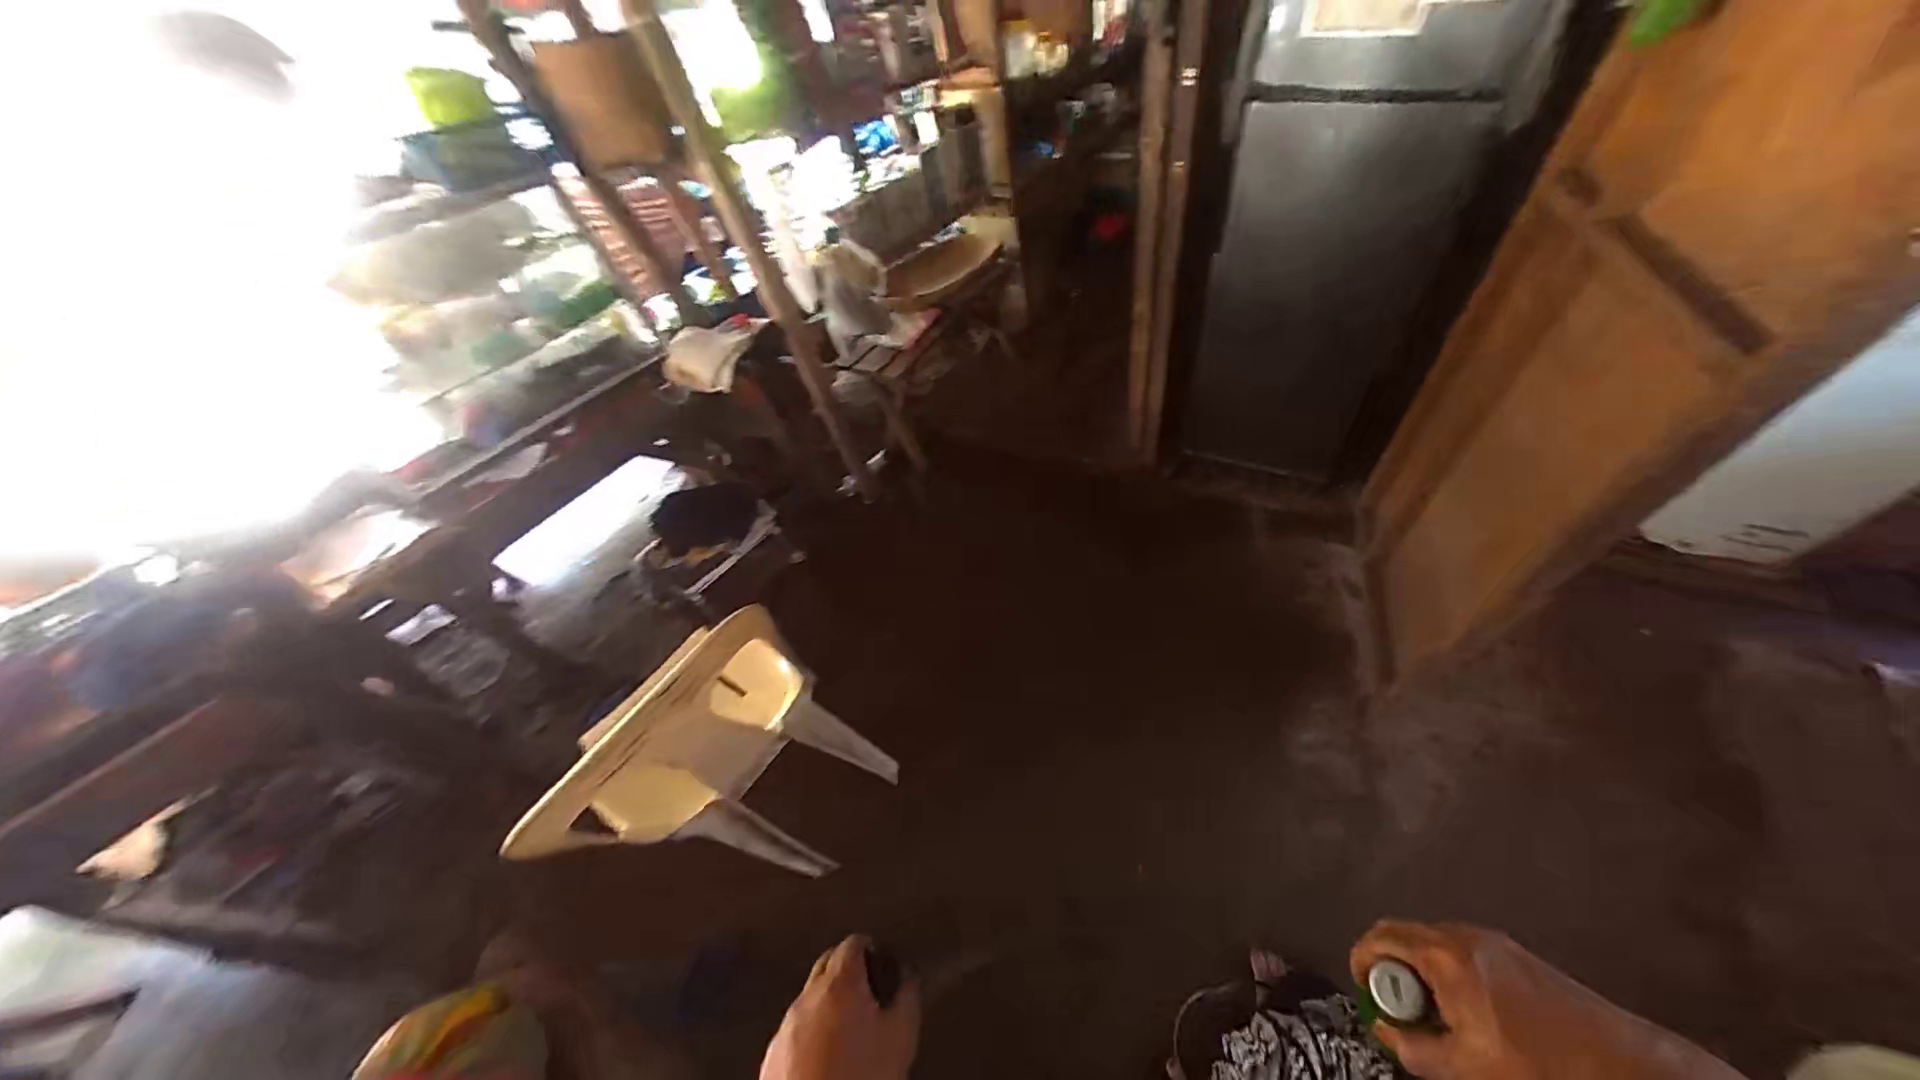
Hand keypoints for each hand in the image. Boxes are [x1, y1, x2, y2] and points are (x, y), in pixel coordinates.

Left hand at [761, 935, 921, 1079]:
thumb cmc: (863, 1077)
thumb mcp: (900, 1037)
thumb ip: (907, 995)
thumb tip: (906, 972)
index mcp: (839, 984)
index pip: (853, 943)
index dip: (871, 949)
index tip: (884, 966)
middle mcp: (807, 996)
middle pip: (827, 964)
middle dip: (849, 970)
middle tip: (870, 995)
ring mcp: (784, 1028)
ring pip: (810, 999)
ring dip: (829, 1003)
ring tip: (850, 1033)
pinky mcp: (770, 1059)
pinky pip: (795, 1030)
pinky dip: (812, 1032)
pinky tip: (826, 1062)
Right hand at [1349, 920, 1746, 1079]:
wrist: (1632, 1071)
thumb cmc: (1543, 1068)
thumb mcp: (1467, 1069)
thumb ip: (1414, 1049)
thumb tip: (1389, 1032)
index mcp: (1444, 954)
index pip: (1379, 937)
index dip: (1363, 965)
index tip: (1370, 997)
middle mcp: (1462, 935)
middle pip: (1401, 935)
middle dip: (1391, 972)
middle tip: (1403, 1013)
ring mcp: (1492, 941)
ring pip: (1430, 944)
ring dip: (1420, 974)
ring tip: (1440, 1020)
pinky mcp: (1515, 954)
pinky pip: (1459, 952)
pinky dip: (1447, 975)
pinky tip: (1472, 1016)